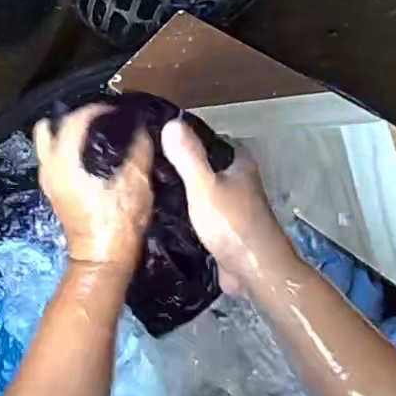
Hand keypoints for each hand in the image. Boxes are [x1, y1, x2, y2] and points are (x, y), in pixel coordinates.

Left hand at [33, 103, 154, 270]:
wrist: (102, 261)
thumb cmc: (119, 223)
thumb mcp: (137, 182)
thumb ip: (139, 149)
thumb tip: (141, 128)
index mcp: (65, 160)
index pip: (74, 118)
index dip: (97, 108)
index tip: (117, 110)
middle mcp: (50, 167)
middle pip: (49, 126)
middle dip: (72, 118)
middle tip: (98, 119)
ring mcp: (48, 181)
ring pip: (47, 144)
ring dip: (66, 135)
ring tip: (93, 135)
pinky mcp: (54, 193)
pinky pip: (53, 160)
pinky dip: (67, 152)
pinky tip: (91, 157)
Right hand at [161, 119, 297, 296]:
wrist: (255, 272)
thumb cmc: (233, 225)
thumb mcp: (204, 186)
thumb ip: (188, 156)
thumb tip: (171, 122)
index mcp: (238, 161)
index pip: (204, 139)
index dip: (179, 138)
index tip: (149, 139)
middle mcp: (237, 178)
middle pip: (200, 164)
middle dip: (175, 165)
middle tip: (140, 165)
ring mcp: (231, 203)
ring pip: (198, 188)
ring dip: (178, 189)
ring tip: (144, 186)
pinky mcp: (223, 225)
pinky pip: (198, 210)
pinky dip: (182, 210)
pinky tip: (159, 212)